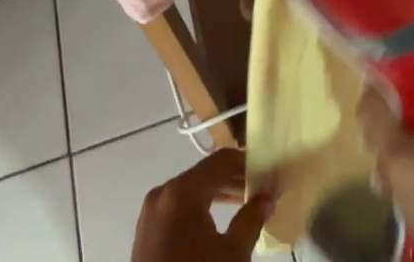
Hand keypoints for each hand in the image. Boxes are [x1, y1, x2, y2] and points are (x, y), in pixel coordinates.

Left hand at [131, 148, 273, 261]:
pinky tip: (217, 220)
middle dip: (234, 180)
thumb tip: (266, 199)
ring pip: (190, 191)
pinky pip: (177, 207)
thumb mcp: (232, 253)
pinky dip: (198, 207)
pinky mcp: (146, 230)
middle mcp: (163, 193)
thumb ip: (251, 220)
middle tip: (260, 189)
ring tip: (245, 203)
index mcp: (183, 191)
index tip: (267, 170)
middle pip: (204, 174)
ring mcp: (151, 212)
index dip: (246, 162)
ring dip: (217, 194)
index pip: (221, 161)